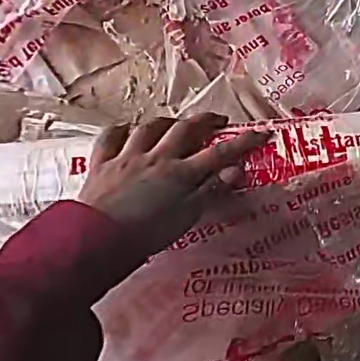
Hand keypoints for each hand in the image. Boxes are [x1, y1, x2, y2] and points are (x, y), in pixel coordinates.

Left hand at [78, 114, 270, 256]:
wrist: (98, 239)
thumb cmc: (148, 234)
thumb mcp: (187, 216)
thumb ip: (211, 191)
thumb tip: (237, 170)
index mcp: (180, 173)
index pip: (219, 153)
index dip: (242, 142)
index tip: (261, 133)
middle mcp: (156, 158)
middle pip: (185, 130)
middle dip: (205, 121)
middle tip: (218, 121)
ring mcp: (127, 157)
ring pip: (149, 128)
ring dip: (166, 122)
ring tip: (175, 124)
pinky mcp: (101, 163)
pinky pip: (110, 137)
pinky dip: (121, 130)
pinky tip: (128, 129)